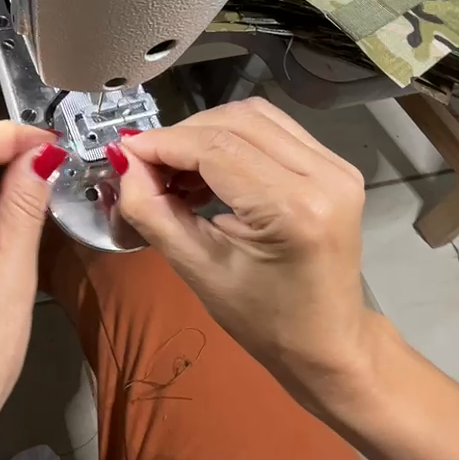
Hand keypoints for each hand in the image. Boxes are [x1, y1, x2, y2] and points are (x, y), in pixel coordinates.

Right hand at [114, 97, 378, 409]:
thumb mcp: (194, 267)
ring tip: (178, 168)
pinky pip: (270, 127)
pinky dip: (229, 136)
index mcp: (293, 209)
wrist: (328, 344)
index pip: (214, 147)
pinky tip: (209, 166)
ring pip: (251, 115)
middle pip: (232, 122)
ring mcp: (335, 166)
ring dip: (204, 132)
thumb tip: (123, 158)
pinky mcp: (334, 164)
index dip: (162, 143)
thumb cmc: (262, 318)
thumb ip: (150, 208)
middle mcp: (323, 176)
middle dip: (180, 136)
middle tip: (147, 166)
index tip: (124, 153)